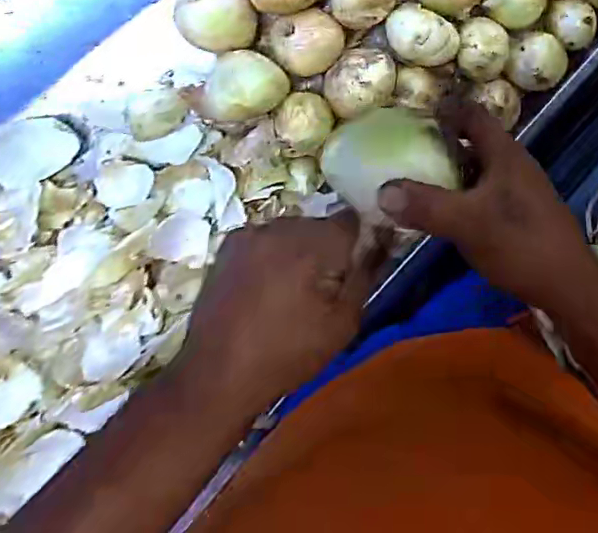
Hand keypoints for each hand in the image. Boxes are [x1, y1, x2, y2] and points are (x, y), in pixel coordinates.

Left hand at [173, 213, 385, 416]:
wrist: (214, 378)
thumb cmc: (286, 355)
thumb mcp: (343, 323)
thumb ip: (366, 274)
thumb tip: (383, 239)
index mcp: (317, 241)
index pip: (353, 219)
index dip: (360, 239)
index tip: (356, 265)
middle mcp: (286, 225)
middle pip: (321, 225)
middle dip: (327, 248)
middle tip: (322, 288)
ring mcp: (253, 232)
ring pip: (293, 230)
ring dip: (298, 250)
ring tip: (290, 290)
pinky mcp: (229, 244)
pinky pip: (265, 239)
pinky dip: (270, 254)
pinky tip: (264, 286)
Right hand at [379, 102, 597, 314]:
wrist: (569, 285)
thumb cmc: (520, 242)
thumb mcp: (467, 223)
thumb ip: (426, 205)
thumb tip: (383, 190)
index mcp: (505, 153)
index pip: (473, 115)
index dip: (446, 110)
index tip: (415, 115)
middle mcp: (515, 163)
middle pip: (476, 141)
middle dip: (444, 142)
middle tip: (409, 149)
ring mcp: (522, 188)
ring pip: (482, 169)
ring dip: (454, 171)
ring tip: (420, 180)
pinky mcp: (524, 212)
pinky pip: (488, 191)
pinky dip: (466, 194)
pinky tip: (449, 213)